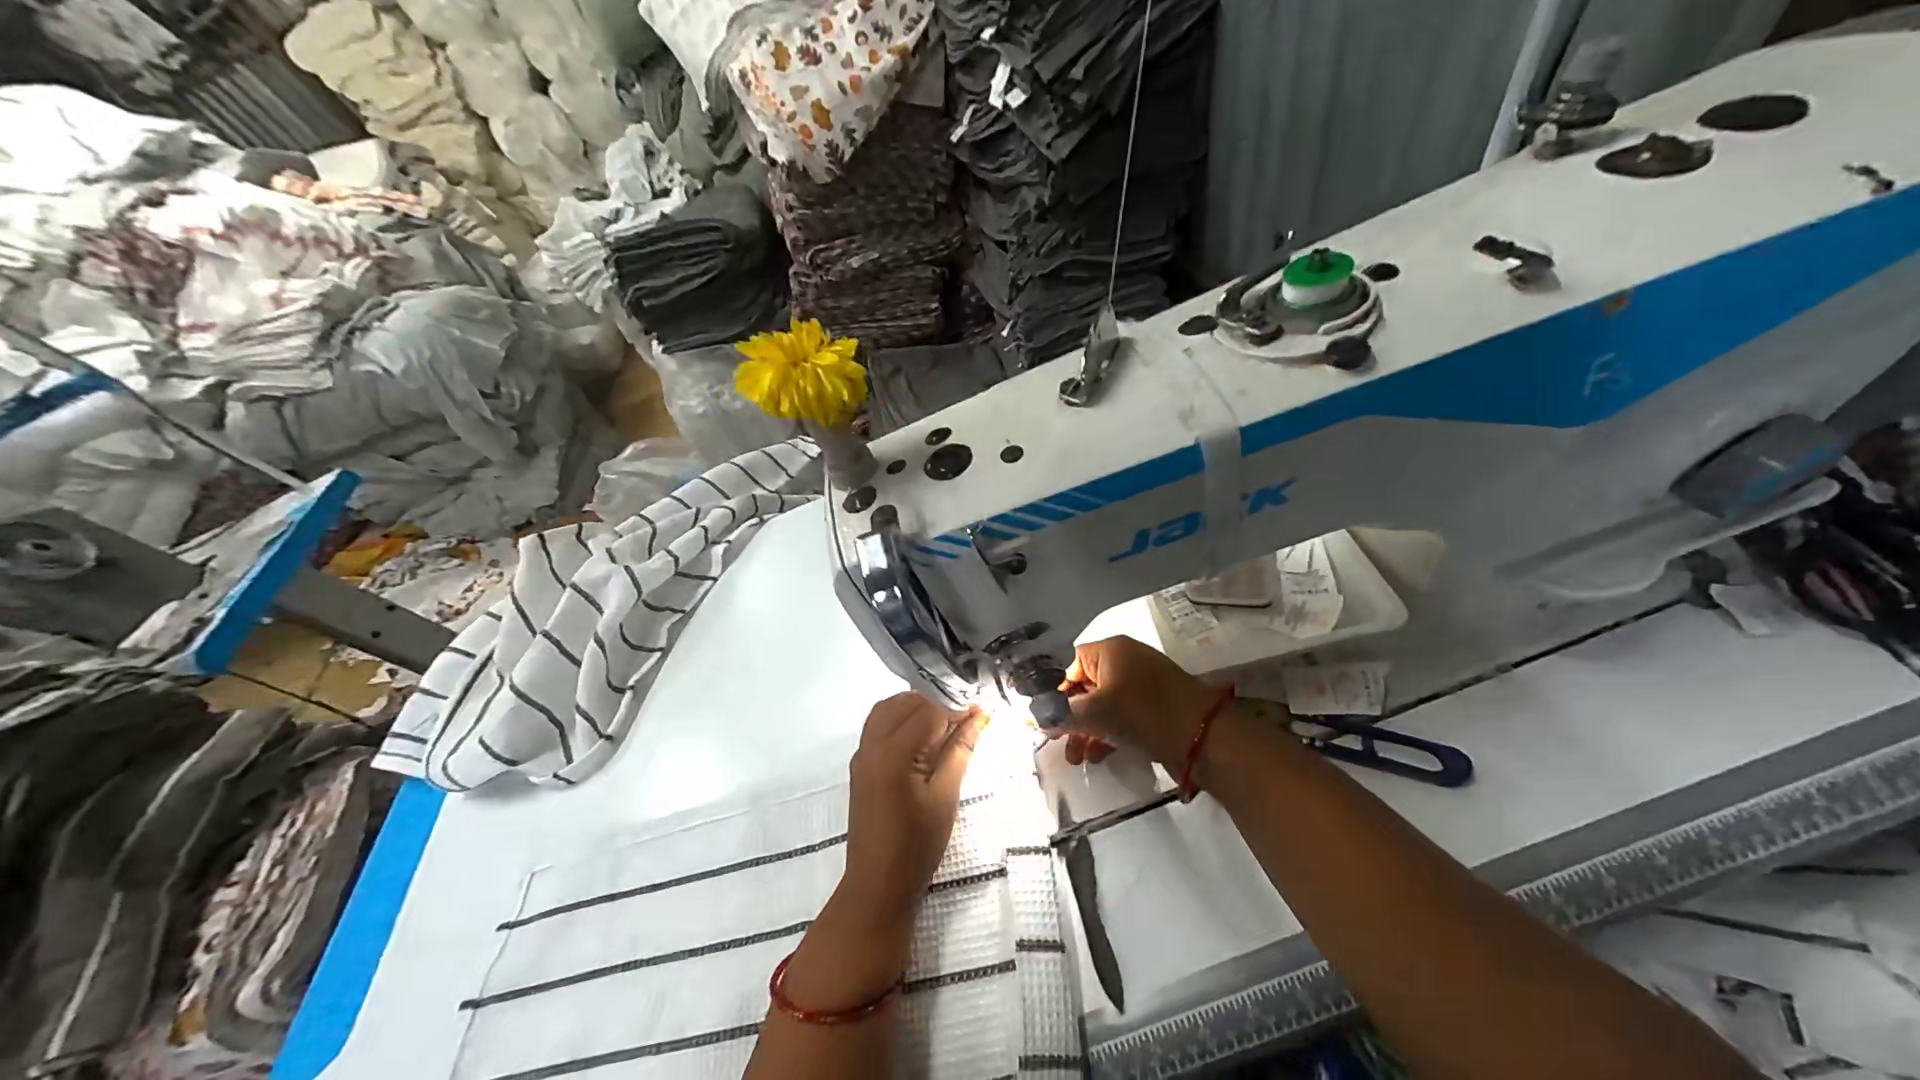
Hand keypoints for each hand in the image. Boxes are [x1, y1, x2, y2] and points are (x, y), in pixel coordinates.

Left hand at [768, 693, 986, 1020]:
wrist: (878, 883)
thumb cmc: (917, 845)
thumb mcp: (946, 796)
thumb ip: (960, 750)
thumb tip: (979, 716)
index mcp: (892, 753)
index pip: (928, 711)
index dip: (956, 710)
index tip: (980, 714)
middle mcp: (871, 745)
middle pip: (905, 702)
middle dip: (936, 704)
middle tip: (964, 722)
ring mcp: (861, 754)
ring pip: (888, 709)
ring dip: (916, 709)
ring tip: (944, 728)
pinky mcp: (860, 764)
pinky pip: (878, 725)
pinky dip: (900, 721)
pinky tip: (922, 739)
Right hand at [1059, 636, 1219, 768]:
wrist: (1207, 739)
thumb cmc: (1147, 714)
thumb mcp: (1097, 713)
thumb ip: (1060, 714)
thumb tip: (1030, 716)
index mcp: (1111, 650)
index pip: (1070, 665)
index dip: (1056, 691)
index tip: (1046, 719)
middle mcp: (1126, 662)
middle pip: (1085, 687)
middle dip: (1070, 717)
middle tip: (1058, 741)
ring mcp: (1143, 685)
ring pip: (1102, 706)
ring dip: (1086, 731)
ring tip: (1078, 758)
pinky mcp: (1155, 708)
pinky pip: (1121, 717)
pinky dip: (1107, 734)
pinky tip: (1098, 756)